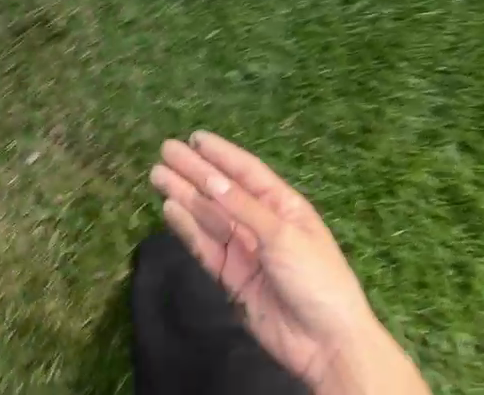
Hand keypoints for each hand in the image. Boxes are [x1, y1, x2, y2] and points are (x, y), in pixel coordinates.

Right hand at [150, 132, 428, 394]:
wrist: (327, 345)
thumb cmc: (316, 279)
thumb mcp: (283, 236)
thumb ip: (243, 207)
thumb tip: (209, 178)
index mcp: (282, 206)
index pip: (247, 172)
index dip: (221, 154)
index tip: (194, 137)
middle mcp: (260, 223)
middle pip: (221, 191)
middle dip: (194, 170)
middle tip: (165, 150)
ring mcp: (244, 250)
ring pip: (208, 216)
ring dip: (184, 195)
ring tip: (157, 174)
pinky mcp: (230, 277)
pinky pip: (204, 246)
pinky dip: (186, 228)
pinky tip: (169, 209)